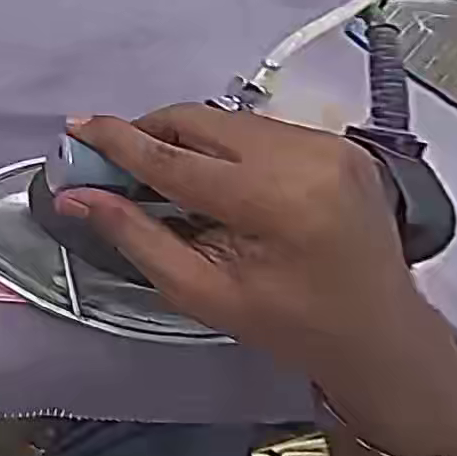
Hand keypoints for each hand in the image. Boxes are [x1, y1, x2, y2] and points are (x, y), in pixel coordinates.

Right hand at [59, 105, 456, 455]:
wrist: (380, 334)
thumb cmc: (286, 325)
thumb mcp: (198, 290)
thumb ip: (133, 235)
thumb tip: (76, 197)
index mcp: (275, 201)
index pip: (174, 157)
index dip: (117, 140)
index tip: (77, 127)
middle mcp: (305, 156)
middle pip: (197, 121)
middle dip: (148, 135)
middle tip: (114, 163)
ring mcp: (327, 143)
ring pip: (222, 121)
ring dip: (181, 141)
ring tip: (163, 179)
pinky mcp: (335, 142)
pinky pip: (251, 129)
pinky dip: (217, 146)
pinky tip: (211, 180)